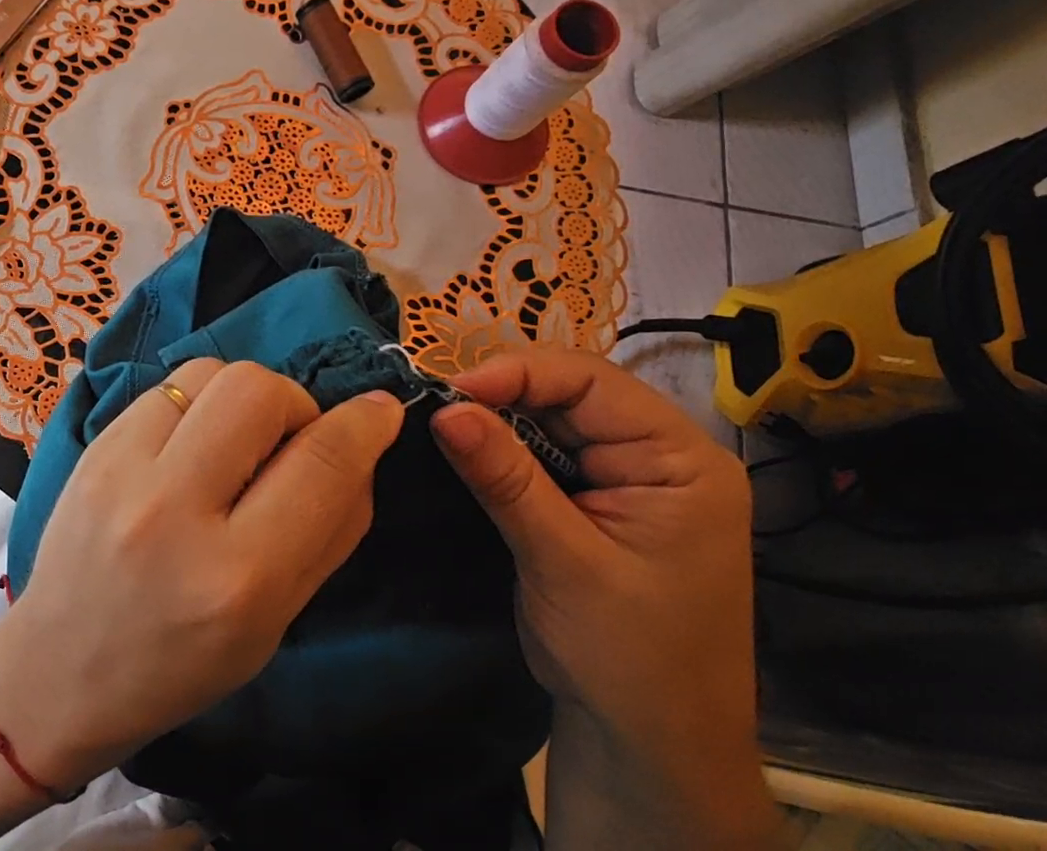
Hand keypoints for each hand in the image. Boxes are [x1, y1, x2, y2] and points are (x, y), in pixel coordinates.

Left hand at [0, 358, 404, 791]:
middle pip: (258, 389)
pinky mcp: (89, 450)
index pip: (322, 462)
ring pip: (206, 372)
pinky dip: (193, 405)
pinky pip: (162, 389)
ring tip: (234, 442)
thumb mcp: (275, 622)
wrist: (61, 669)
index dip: (365, 424)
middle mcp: (175, 510)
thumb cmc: (180, 664)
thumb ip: (330, 533)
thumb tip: (359, 448)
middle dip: (295, 402)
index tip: (379, 411)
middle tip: (288, 440)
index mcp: (239, 576)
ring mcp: (120, 472)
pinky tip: (188, 447)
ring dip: (240, 397)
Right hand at [430, 348, 778, 846]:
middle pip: (572, 396)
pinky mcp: (596, 505)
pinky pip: (545, 459)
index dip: (518, 374)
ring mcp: (628, 482)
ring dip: (497, 424)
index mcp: (681, 462)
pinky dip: (503, 454)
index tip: (448, 391)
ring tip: (440, 425)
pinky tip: (465, 453)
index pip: (594, 383)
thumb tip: (444, 408)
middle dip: (502, 396)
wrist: (648, 740)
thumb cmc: (627, 655)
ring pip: (552, 426)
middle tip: (433, 408)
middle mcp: (660, 459)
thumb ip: (505, 478)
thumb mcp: (563, 561)